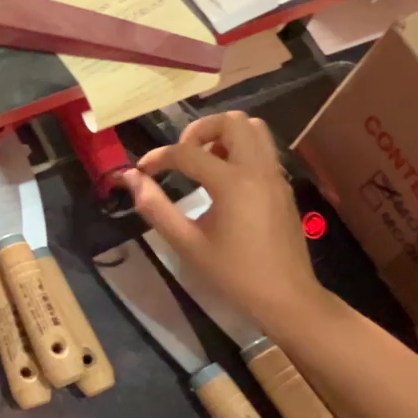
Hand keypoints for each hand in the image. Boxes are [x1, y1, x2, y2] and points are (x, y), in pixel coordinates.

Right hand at [131, 111, 334, 334]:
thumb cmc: (233, 273)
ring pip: (253, 129)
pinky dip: (240, 150)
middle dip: (199, 131)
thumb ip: (156, 207)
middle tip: (181, 155)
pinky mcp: (283, 185)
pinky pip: (262, 150)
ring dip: (224, 135)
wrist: (285, 296)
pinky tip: (223, 180)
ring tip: (203, 161)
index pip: (187, 152)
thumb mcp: (187, 244)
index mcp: (232, 183)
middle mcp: (257, 169)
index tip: (142, 171)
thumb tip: (131, 179)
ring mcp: (275, 175)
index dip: (158, 157)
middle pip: (231, 121)